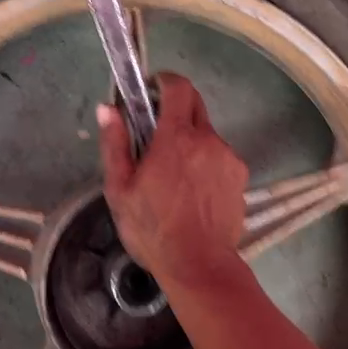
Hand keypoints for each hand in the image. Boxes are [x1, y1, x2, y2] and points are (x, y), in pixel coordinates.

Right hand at [98, 73, 248, 294]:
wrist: (199, 267)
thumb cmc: (153, 229)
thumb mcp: (120, 189)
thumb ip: (115, 144)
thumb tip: (107, 108)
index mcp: (176, 137)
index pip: (178, 87)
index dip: (165, 81)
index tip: (152, 89)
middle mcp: (207, 139)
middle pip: (195, 104)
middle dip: (177, 107)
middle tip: (157, 132)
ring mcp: (228, 157)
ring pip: (207, 134)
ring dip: (191, 140)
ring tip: (175, 174)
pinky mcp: (240, 177)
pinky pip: (220, 157)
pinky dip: (206, 162)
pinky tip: (195, 192)